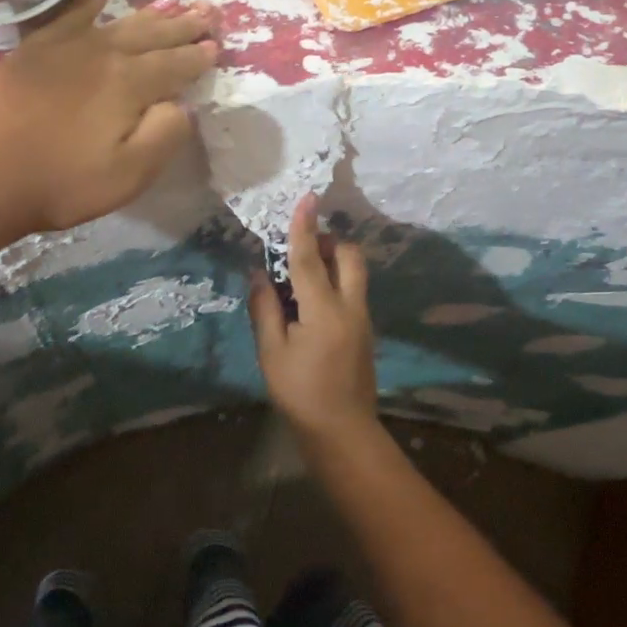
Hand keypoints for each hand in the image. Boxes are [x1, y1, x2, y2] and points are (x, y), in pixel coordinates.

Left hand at [0, 0, 218, 234]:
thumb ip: (164, 135)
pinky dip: (88, 2)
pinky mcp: (31, 51)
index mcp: (130, 84)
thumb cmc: (58, 183)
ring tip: (171, 7)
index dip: (199, 56)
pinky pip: (69, 16)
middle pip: (152, 35)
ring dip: (150, 15)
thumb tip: (181, 105)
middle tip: (208, 13)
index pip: (176, 65)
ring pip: (118, 23)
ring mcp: (63, 48)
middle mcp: (102, 54)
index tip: (218, 46)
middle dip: (182, 26)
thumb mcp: (128, 175)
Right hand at [247, 195, 380, 438]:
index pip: (309, 258)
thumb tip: (261, 274)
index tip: (306, 197)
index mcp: (324, 310)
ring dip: (332, 260)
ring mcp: (363, 318)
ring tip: (301, 274)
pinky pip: (353, 291)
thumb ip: (266, 308)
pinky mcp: (365, 330)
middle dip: (327, 240)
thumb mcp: (271, 352)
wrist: (342, 429)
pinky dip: (335, 281)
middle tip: (300, 248)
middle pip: (348, 255)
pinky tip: (310, 302)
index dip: (304, 227)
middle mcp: (350, 306)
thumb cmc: (300, 392)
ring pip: (355, 272)